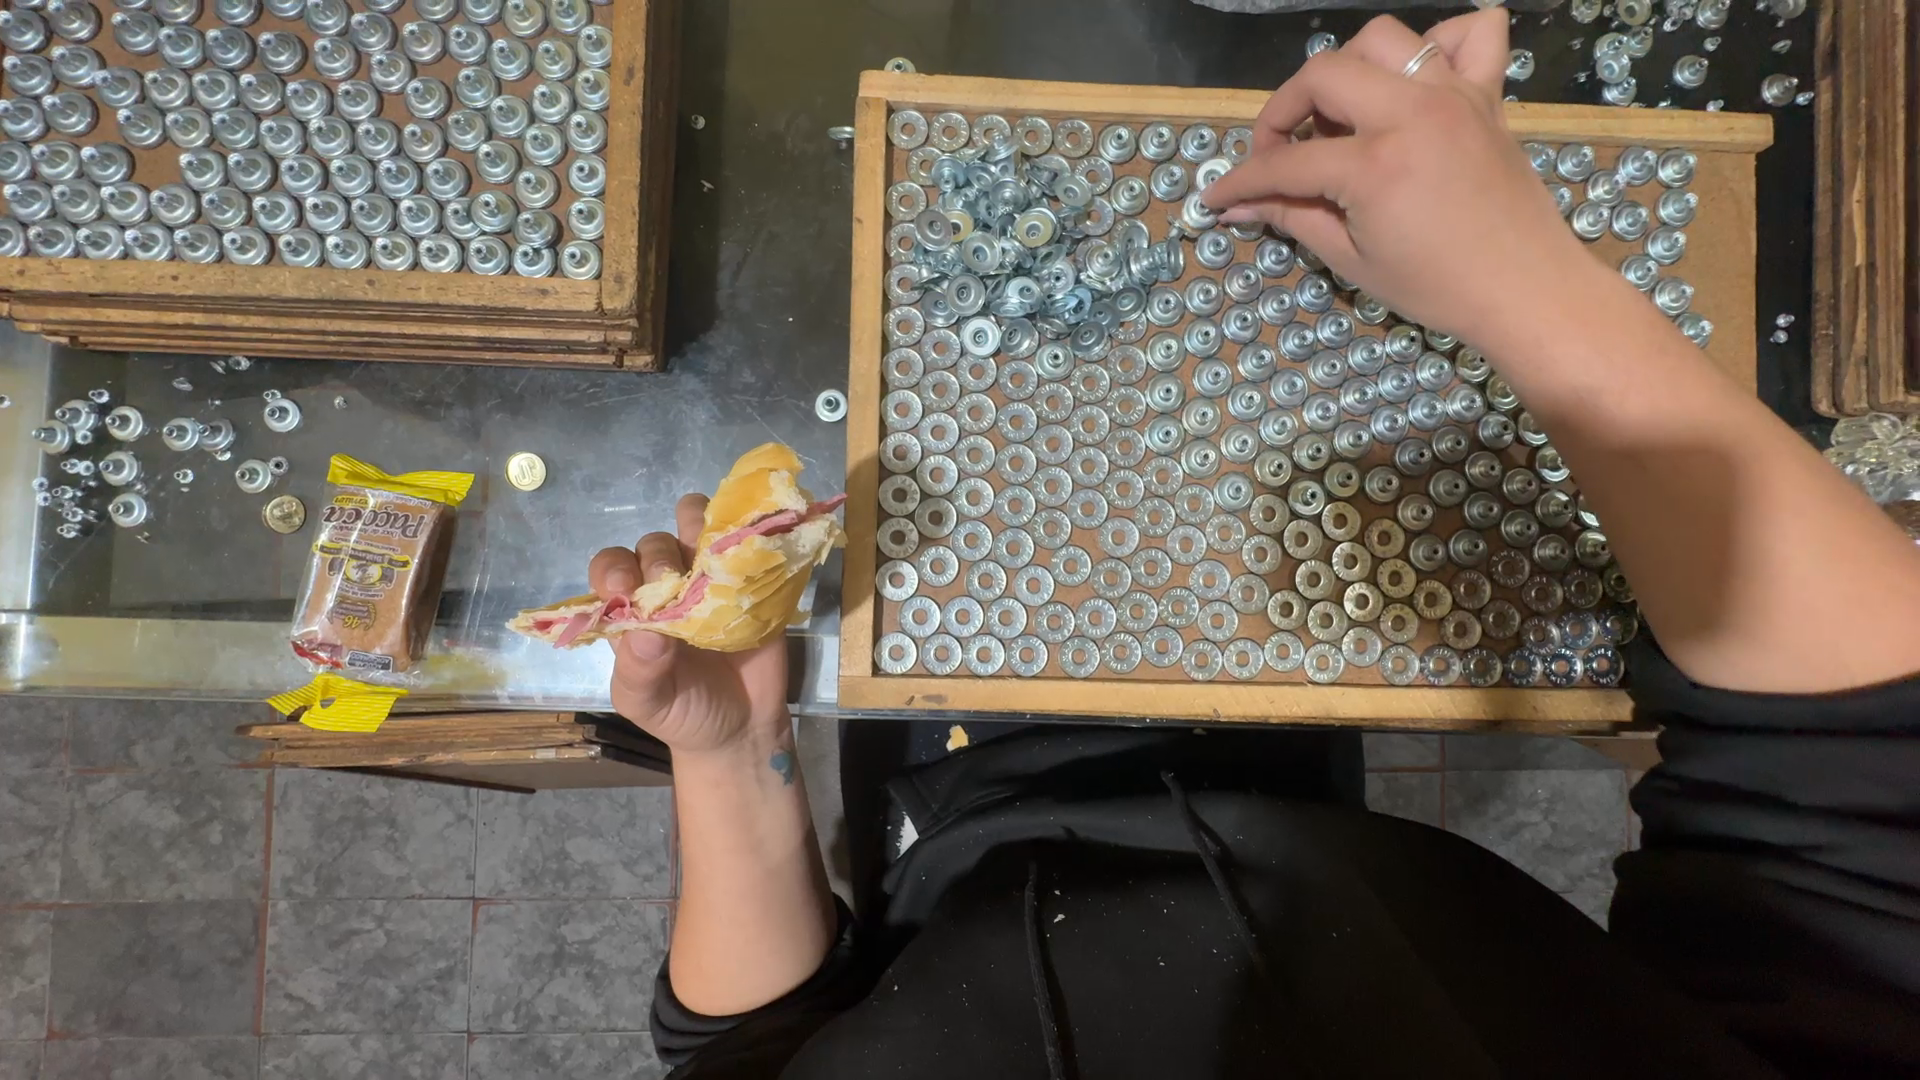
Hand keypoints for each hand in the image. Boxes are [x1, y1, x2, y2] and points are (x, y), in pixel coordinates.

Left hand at [588, 493, 789, 757]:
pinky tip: (748, 552)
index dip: (616, 568)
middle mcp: (669, 586)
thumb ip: (639, 671)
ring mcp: (712, 578)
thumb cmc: (685, 714)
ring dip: (699, 529)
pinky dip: (746, 533)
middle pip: (654, 543)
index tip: (627, 587)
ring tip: (711, 560)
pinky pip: (746, 542)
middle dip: (659, 558)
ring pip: (696, 525)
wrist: (745, 727)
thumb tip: (646, 632)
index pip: (611, 567)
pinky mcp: (751, 579)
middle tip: (676, 588)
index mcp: (633, 611)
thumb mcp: (648, 703)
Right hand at [1203, 11, 1595, 350]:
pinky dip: (1435, 45)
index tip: (1214, 197)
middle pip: (1323, 73)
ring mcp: (1455, 93)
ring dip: (1345, 72)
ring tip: (1337, 119)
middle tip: (1275, 154)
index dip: (1240, 181)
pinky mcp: (1487, 93)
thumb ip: (1292, 218)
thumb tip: (1238, 206)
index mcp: (1374, 165)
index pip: (1285, 163)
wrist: (1521, 286)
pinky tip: (1412, 87)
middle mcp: (1412, 111)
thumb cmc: (1430, 286)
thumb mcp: (1348, 259)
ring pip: (1383, 39)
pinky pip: (1470, 32)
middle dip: (1281, 111)